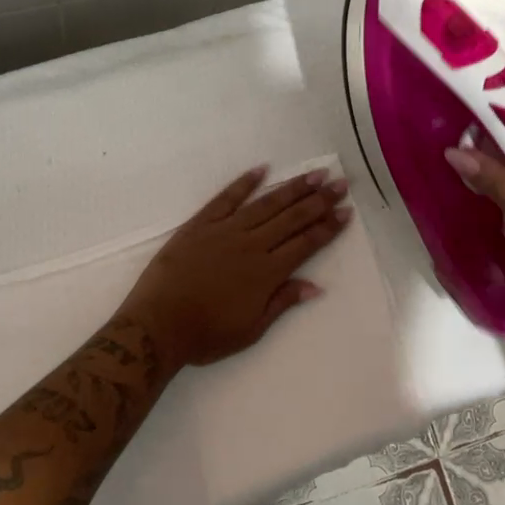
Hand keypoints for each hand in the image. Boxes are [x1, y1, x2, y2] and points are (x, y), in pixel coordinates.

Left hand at [117, 166, 352, 368]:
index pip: (305, 244)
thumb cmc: (206, 334)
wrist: (159, 323)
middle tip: (339, 182)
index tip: (346, 210)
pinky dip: (245, 183)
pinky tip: (262, 169)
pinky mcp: (200, 223)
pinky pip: (226, 197)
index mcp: (266, 273)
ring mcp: (225, 230)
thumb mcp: (251, 329)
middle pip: (291, 218)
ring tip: (313, 173)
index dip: (327, 227)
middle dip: (318, 200)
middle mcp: (251, 245)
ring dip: (291, 188)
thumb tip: (315, 285)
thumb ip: (282, 302)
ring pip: (265, 203)